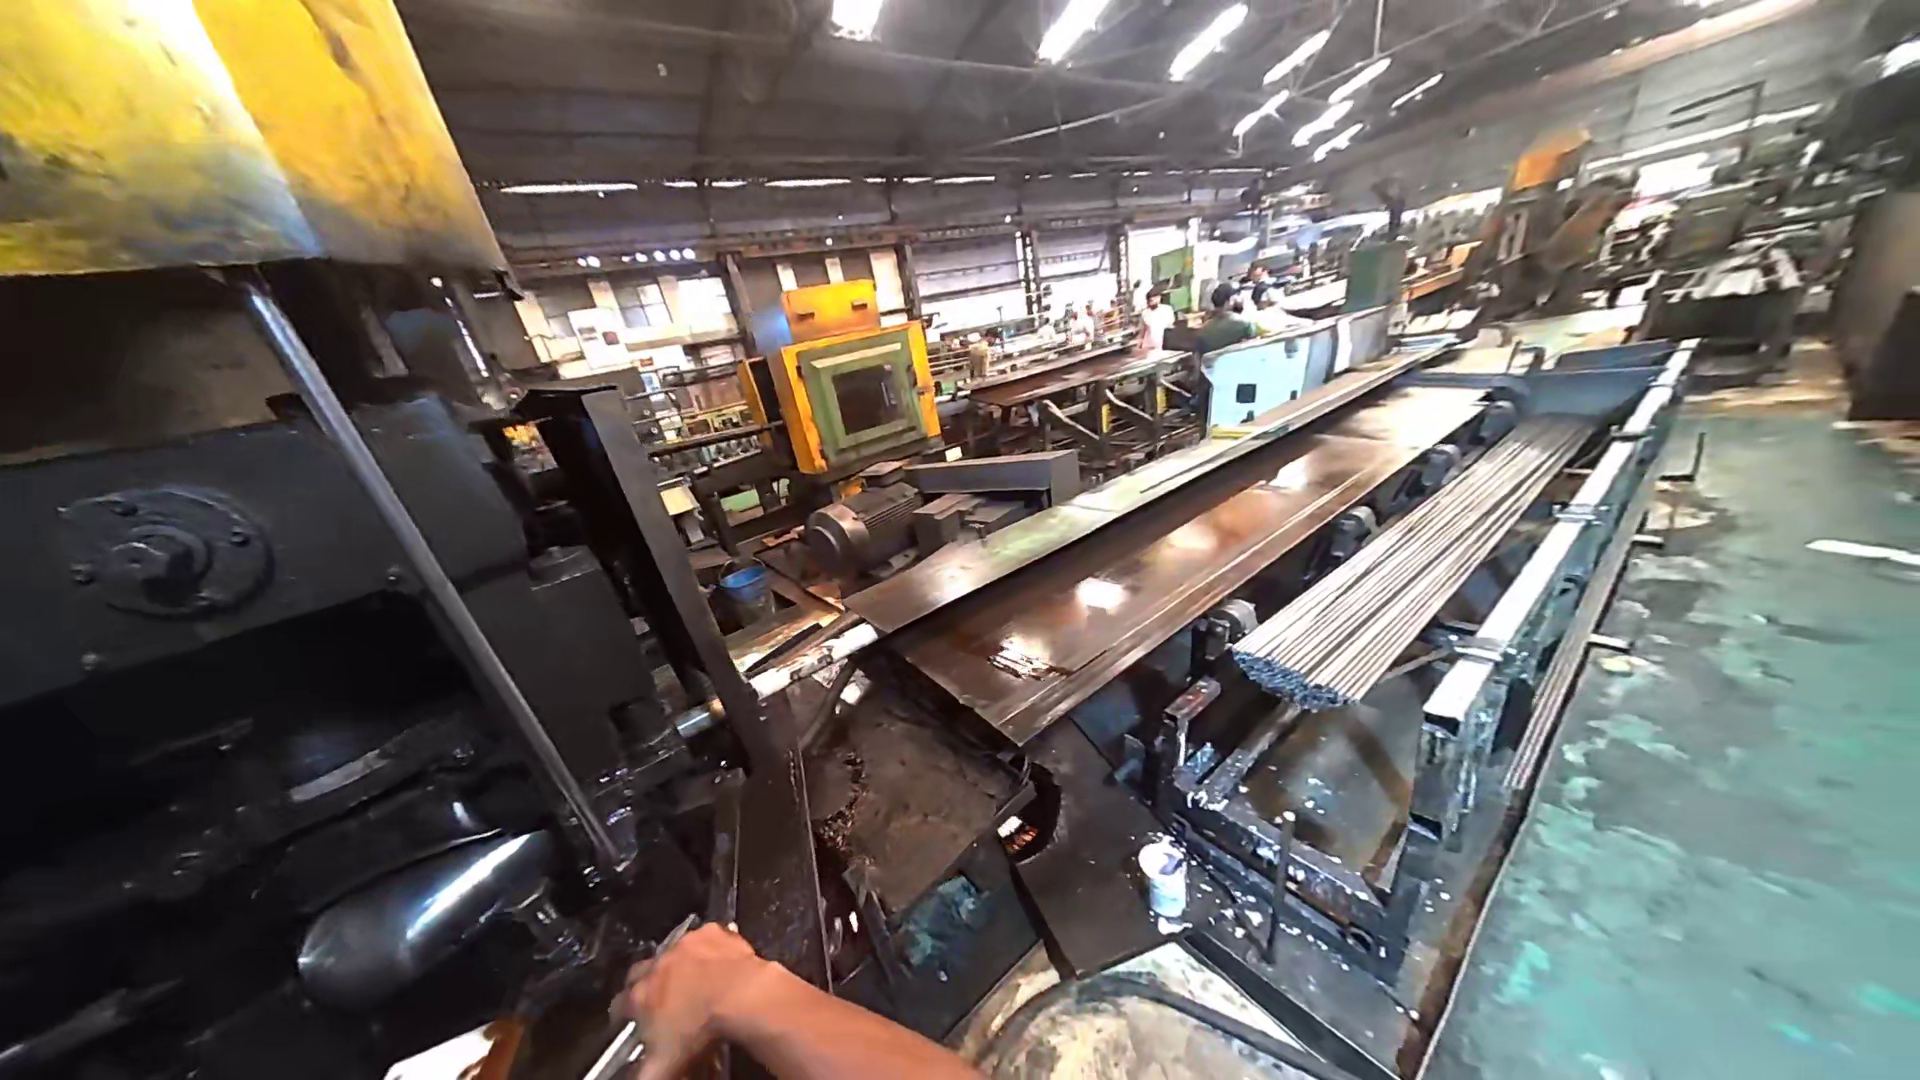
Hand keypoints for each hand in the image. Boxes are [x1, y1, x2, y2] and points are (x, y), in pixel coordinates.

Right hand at [620, 923, 776, 1079]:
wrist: (739, 993)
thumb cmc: (698, 1030)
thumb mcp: (664, 1066)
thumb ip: (642, 1076)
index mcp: (641, 995)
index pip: (618, 1006)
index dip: (622, 1015)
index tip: (629, 1022)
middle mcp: (658, 964)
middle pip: (640, 972)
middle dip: (645, 984)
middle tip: (659, 999)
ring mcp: (686, 943)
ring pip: (672, 952)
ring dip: (677, 964)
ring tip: (691, 979)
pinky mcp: (711, 931)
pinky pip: (704, 938)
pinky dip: (707, 948)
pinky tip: (717, 961)